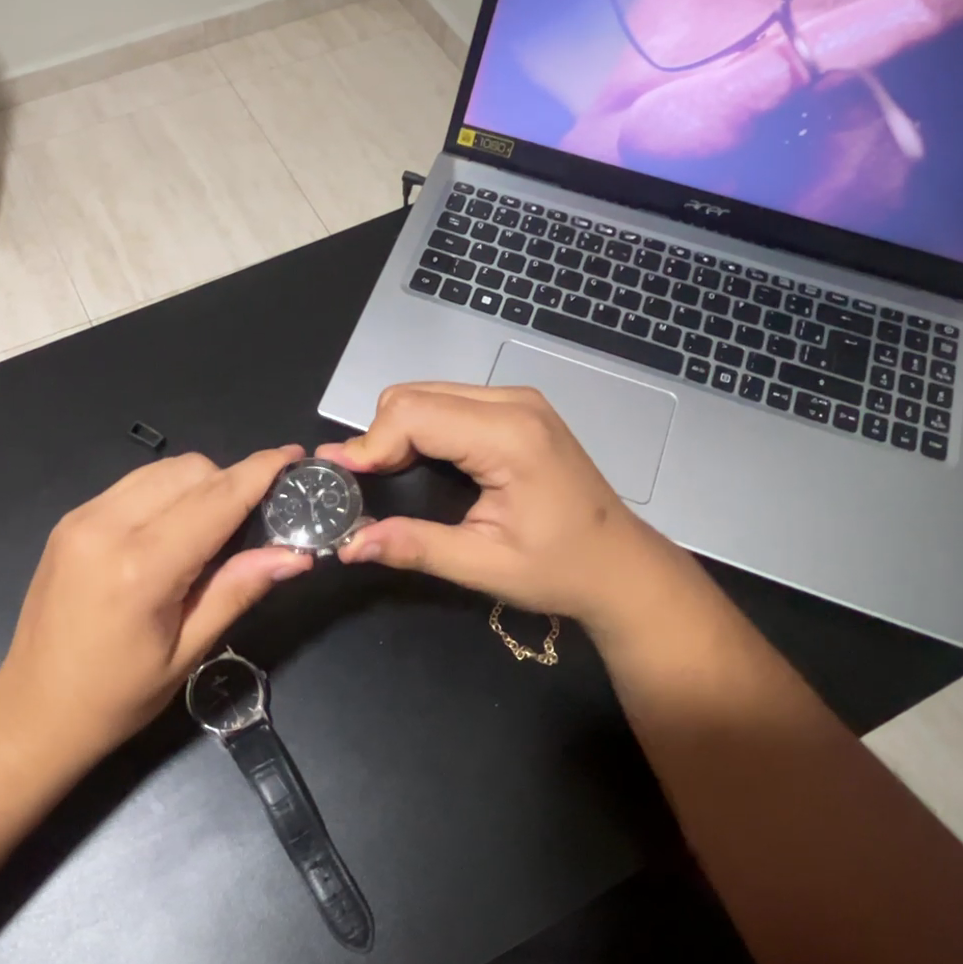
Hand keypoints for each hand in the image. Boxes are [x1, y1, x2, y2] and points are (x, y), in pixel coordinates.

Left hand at [0, 446, 313, 752]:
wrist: (35, 708)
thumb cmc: (118, 696)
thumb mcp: (188, 651)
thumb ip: (238, 590)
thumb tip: (295, 555)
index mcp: (141, 567)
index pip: (216, 500)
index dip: (260, 473)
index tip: (295, 456)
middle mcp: (107, 526)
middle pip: (190, 471)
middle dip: (232, 482)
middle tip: (259, 517)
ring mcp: (81, 518)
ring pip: (161, 470)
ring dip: (200, 483)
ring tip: (219, 525)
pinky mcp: (69, 521)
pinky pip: (132, 485)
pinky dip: (166, 492)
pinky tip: (176, 528)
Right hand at [316, 384, 689, 638]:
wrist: (621, 566)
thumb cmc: (559, 569)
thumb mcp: (483, 566)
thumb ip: (415, 547)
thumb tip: (349, 545)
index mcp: (508, 437)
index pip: (414, 414)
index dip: (370, 444)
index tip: (341, 480)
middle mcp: (513, 403)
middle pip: (414, 395)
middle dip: (378, 436)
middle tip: (361, 485)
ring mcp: (517, 401)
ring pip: (427, 394)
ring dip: (397, 431)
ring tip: (387, 477)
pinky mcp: (516, 410)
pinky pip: (447, 402)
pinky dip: (420, 428)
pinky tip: (418, 463)